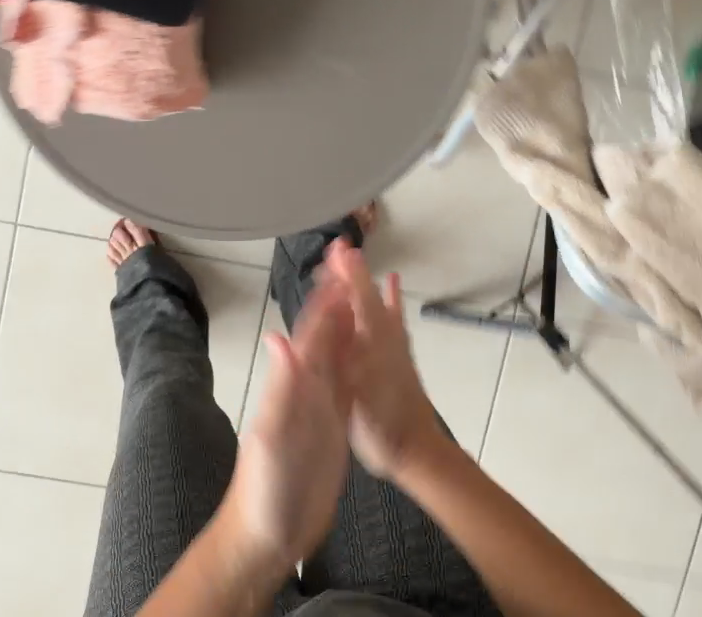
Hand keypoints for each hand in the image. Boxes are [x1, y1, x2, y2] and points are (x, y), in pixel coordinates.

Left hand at [221, 274, 354, 572]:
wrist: (267, 536)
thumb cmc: (264, 490)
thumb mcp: (271, 439)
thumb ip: (280, 389)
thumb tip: (279, 336)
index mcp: (293, 385)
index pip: (313, 332)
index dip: (327, 299)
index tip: (341, 266)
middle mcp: (306, 388)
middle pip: (326, 335)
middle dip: (338, 300)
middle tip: (354, 264)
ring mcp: (320, 406)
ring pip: (338, 354)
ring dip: (349, 323)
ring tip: (364, 293)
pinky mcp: (333, 427)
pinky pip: (348, 384)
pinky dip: (358, 361)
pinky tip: (369, 348)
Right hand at [320, 240, 444, 479]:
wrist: (417, 451)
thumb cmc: (378, 427)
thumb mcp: (345, 396)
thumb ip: (320, 360)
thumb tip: (284, 335)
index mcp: (364, 343)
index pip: (349, 300)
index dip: (340, 276)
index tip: (329, 253)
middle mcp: (380, 337)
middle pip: (361, 296)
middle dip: (348, 272)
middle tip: (334, 250)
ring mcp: (393, 345)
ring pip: (376, 303)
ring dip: (363, 280)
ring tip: (350, 259)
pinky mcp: (401, 354)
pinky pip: (394, 318)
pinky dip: (392, 299)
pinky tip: (392, 282)